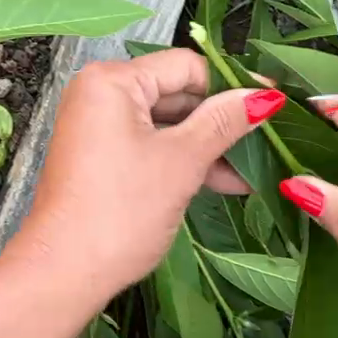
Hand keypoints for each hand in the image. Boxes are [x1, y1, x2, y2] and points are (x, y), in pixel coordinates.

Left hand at [0, 48, 283, 337]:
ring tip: (257, 168)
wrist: (63, 271)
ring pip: (166, 122)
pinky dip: (183, 159)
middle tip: (270, 138)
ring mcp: (99, 124)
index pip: (184, 66)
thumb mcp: (180, 162)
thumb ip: (222, 122)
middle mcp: (101, 92)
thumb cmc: (121, 210)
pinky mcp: (102, 154)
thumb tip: (263, 95)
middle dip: (221, 119)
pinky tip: (226, 182)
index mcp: (112, 79)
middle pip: (175, 92)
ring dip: (208, 145)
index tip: (274, 101)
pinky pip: (151, 143)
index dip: (231, 84)